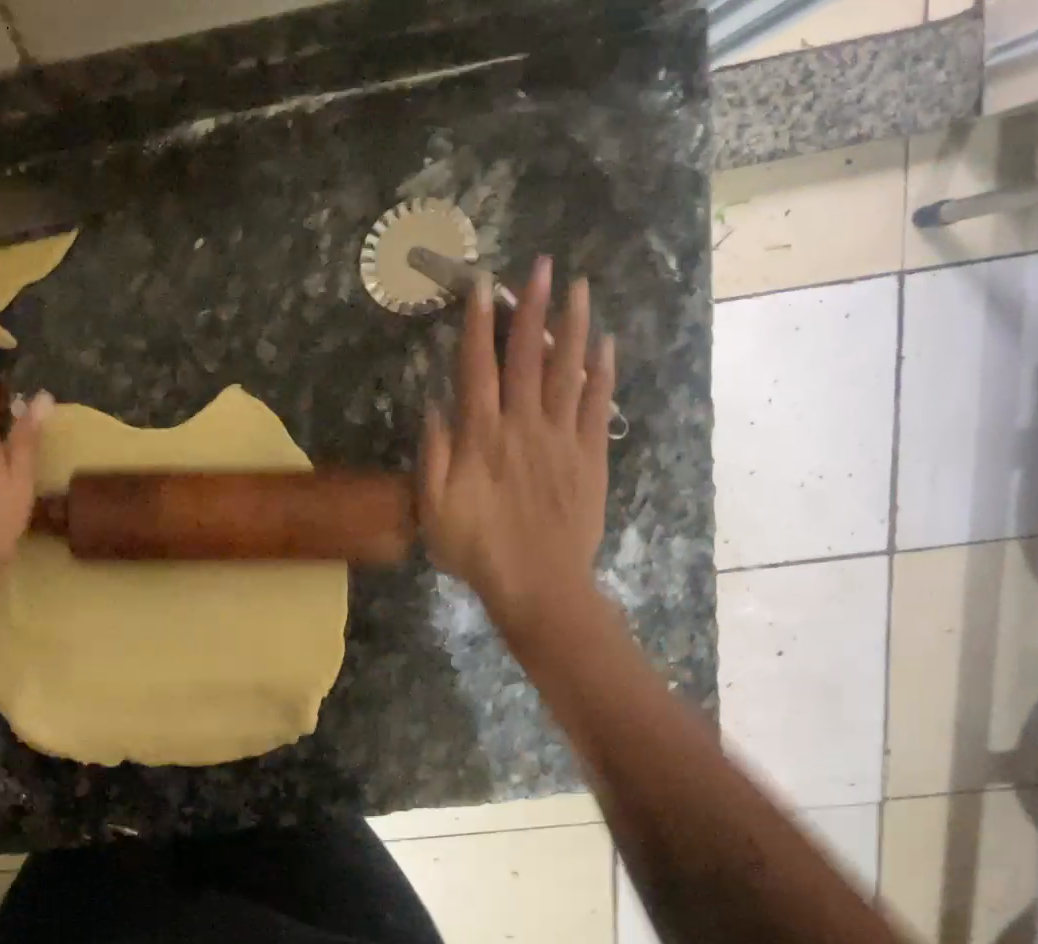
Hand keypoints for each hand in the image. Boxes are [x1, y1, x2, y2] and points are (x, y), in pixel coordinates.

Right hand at [419, 256, 615, 636]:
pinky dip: (601, 372)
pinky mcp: (590, 455)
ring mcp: (562, 438)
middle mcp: (522, 425)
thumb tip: (434, 404)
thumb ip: (432, 454)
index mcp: (480, 437)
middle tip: (540, 265)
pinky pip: (598, 405)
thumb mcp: (432, 508)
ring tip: (578, 288)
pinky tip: (604, 344)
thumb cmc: (476, 549)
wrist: (539, 584)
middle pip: (528, 357)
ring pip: (568, 371)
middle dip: (530, 308)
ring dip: (572, 327)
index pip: (478, 368)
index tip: (480, 286)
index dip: (477, 324)